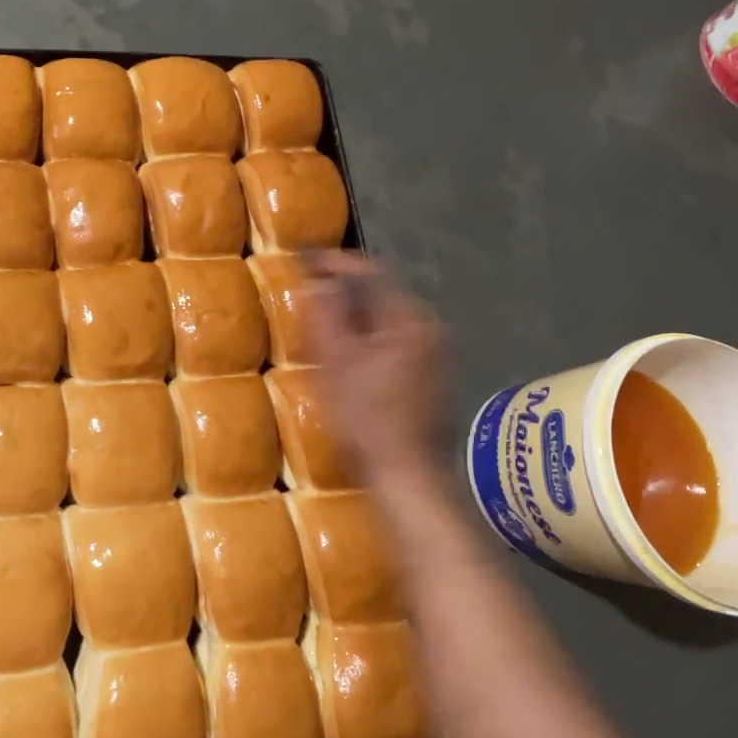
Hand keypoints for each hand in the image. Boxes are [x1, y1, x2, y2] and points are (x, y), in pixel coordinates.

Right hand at [301, 250, 451, 481]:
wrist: (407, 477)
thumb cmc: (366, 419)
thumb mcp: (334, 362)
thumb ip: (325, 314)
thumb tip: (319, 279)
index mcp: (409, 318)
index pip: (369, 272)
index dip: (333, 263)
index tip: (302, 259)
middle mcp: (430, 328)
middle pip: (380, 294)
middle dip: (343, 291)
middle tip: (309, 292)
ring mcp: (436, 353)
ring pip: (387, 319)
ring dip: (355, 316)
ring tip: (322, 323)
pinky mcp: (433, 375)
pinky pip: (395, 340)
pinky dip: (369, 337)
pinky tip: (347, 355)